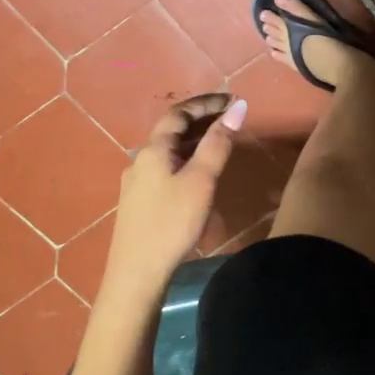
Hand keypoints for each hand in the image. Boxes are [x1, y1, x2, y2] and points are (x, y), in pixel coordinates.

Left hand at [99, 93, 245, 304]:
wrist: (136, 275)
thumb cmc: (171, 223)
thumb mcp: (201, 180)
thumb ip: (219, 142)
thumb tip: (238, 107)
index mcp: (153, 150)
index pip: (179, 113)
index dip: (205, 103)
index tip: (232, 100)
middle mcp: (141, 160)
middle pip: (172, 130)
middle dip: (202, 119)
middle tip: (232, 117)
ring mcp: (138, 182)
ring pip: (170, 150)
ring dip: (195, 139)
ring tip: (222, 140)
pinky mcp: (140, 202)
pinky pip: (166, 167)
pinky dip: (187, 158)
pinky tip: (200, 173)